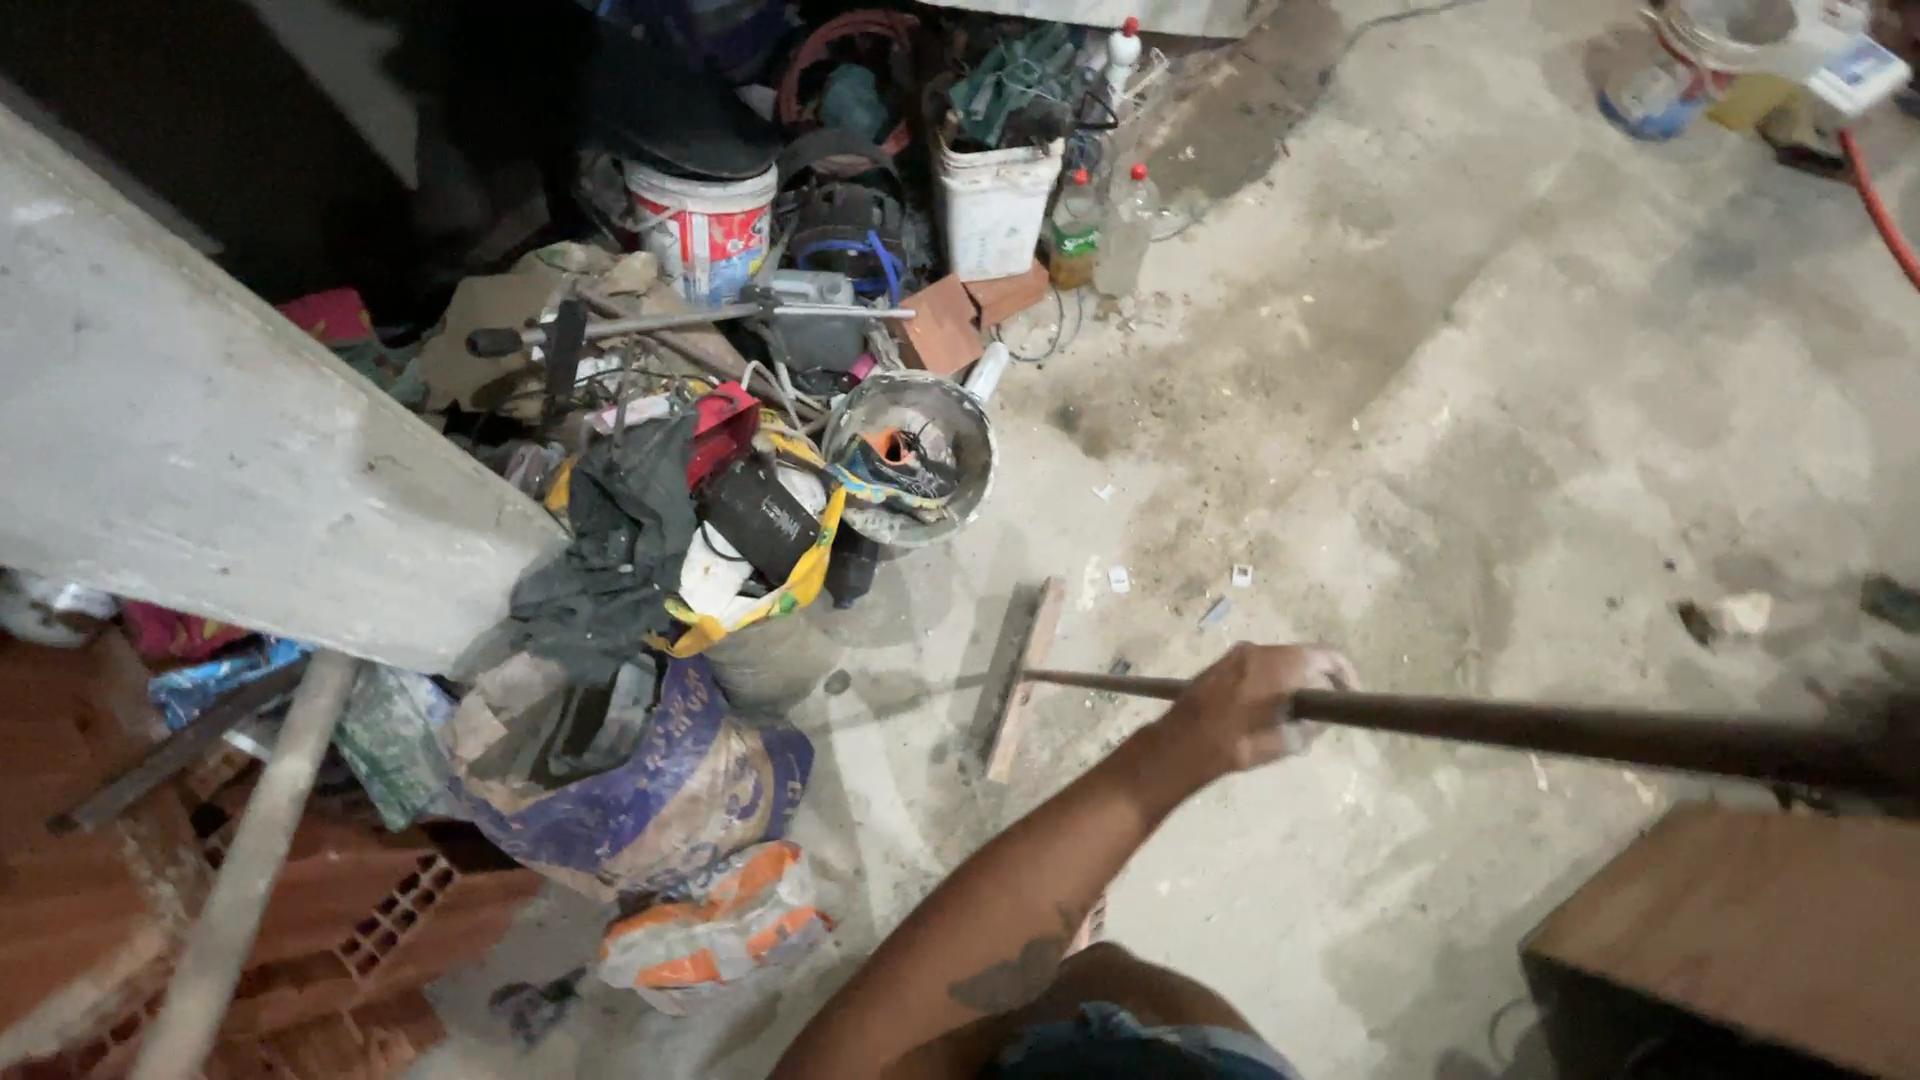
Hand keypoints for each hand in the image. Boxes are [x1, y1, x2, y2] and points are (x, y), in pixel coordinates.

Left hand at [1154, 642, 1358, 777]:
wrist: (1183, 741)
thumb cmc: (1240, 741)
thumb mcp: (1287, 742)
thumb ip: (1310, 727)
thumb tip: (1317, 722)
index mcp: (1281, 663)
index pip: (1327, 655)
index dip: (1345, 672)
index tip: (1351, 693)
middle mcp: (1258, 650)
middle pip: (1299, 656)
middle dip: (1314, 677)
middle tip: (1323, 704)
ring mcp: (1234, 654)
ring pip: (1274, 660)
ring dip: (1288, 678)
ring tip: (1292, 709)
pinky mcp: (1217, 663)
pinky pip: (1252, 666)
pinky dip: (1266, 679)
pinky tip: (1263, 705)